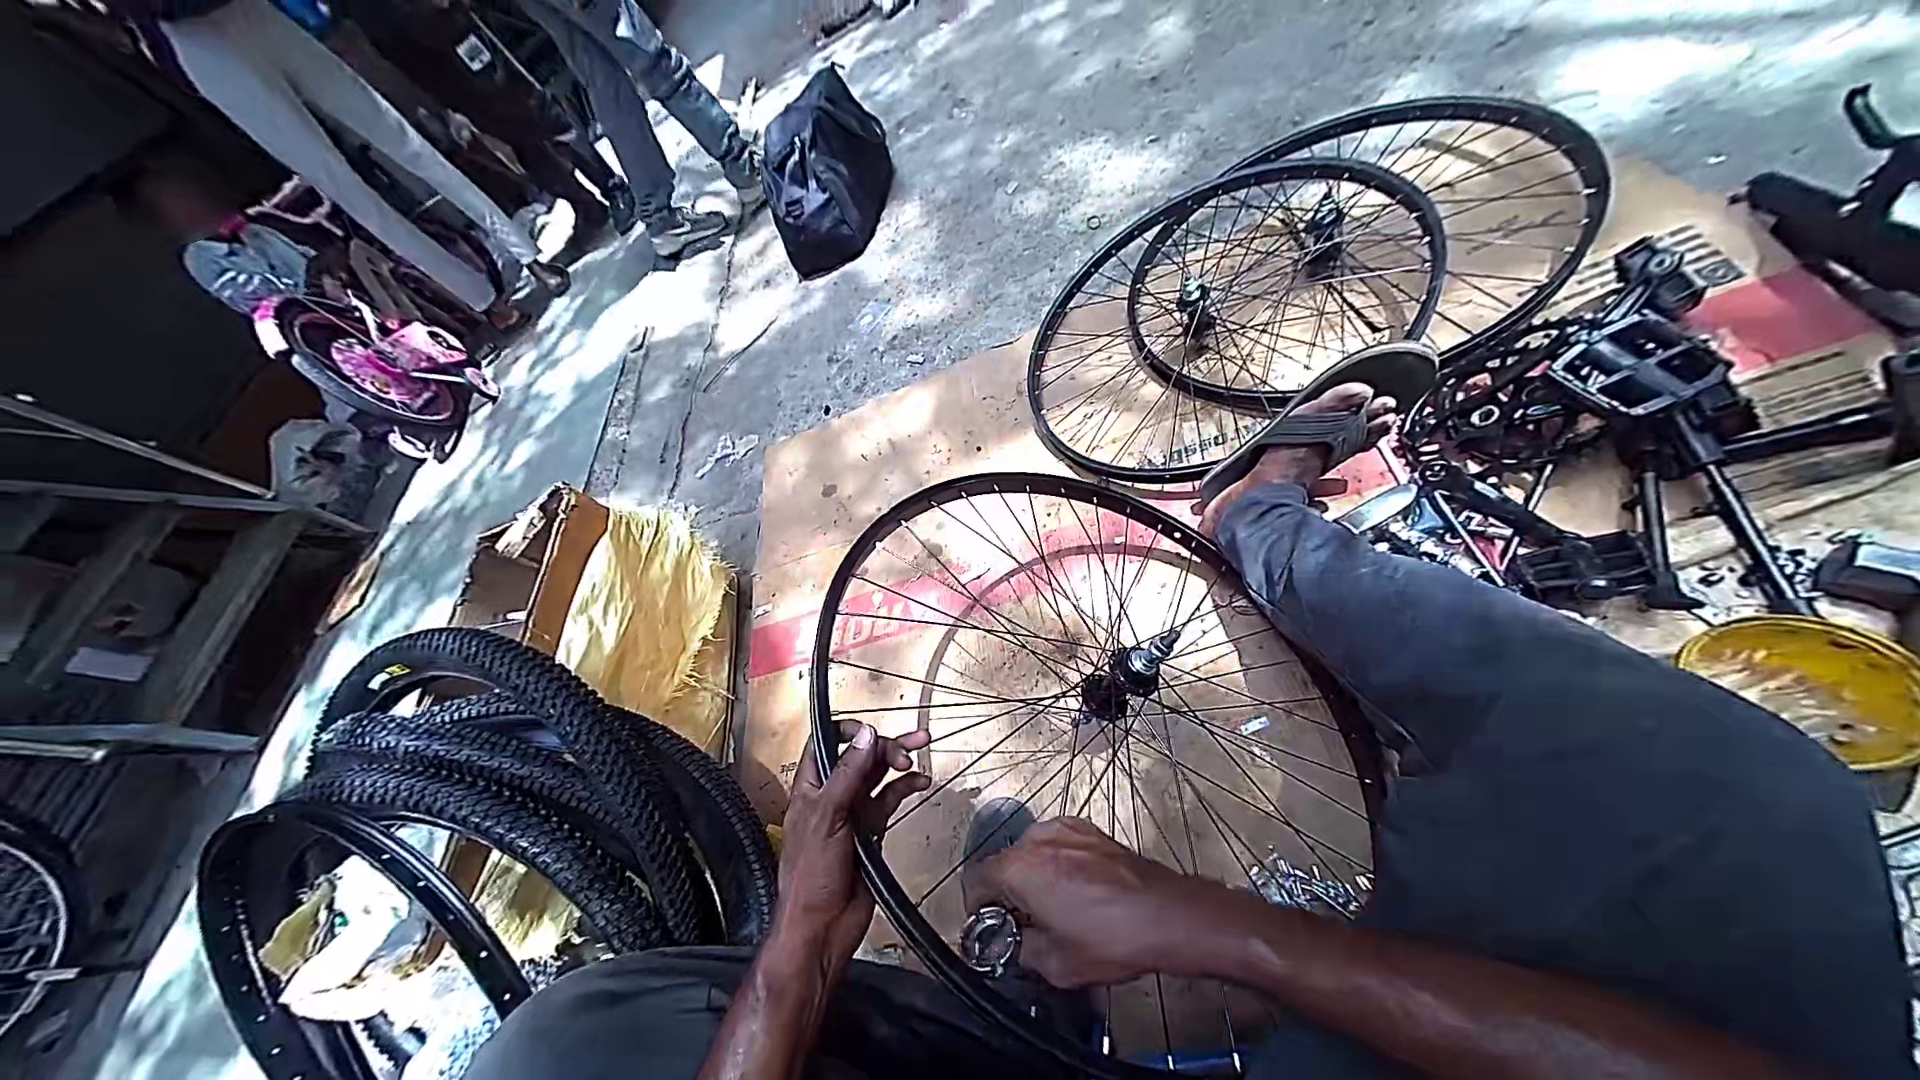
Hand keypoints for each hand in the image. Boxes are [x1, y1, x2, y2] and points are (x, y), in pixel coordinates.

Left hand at [776, 721, 930, 967]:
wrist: (823, 926)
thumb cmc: (809, 878)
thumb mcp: (827, 817)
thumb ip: (847, 774)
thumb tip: (864, 737)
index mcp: (811, 786)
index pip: (825, 741)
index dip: (847, 730)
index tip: (870, 730)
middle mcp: (833, 794)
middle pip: (860, 755)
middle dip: (884, 746)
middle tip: (905, 751)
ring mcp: (854, 811)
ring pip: (879, 774)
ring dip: (900, 760)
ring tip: (920, 748)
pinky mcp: (872, 828)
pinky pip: (892, 799)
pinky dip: (907, 787)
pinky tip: (920, 782)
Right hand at [975, 817, 1245, 987]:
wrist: (1165, 914)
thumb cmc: (1116, 935)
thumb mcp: (1056, 964)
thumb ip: (1022, 950)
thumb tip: (1016, 943)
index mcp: (1020, 867)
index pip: (976, 879)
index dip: (978, 907)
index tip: (988, 923)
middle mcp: (1037, 838)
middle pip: (1004, 864)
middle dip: (1008, 893)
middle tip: (1024, 924)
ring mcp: (1064, 828)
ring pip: (1031, 853)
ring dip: (1033, 876)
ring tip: (1056, 908)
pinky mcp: (1086, 829)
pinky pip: (1056, 845)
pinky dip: (1057, 863)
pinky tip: (1077, 891)